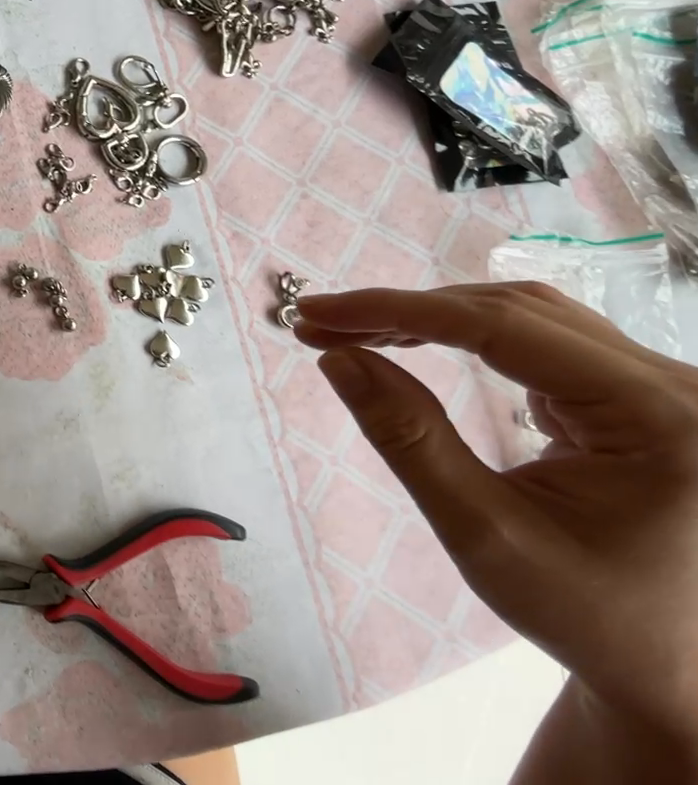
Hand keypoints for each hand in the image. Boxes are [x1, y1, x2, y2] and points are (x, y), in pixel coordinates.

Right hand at [296, 283, 697, 765]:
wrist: (669, 665)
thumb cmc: (585, 612)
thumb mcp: (482, 530)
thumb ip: (409, 437)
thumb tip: (337, 358)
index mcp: (660, 416)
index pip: (501, 327)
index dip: (396, 309)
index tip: (314, 312)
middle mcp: (677, 386)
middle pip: (515, 311)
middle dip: (405, 310)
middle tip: (317, 326)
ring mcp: (663, 389)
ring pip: (527, 317)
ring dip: (431, 316)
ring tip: (352, 332)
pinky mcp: (639, 398)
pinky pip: (540, 341)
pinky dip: (464, 334)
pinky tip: (412, 346)